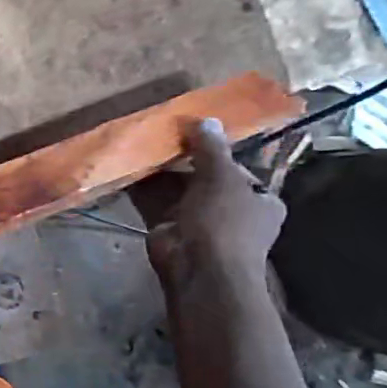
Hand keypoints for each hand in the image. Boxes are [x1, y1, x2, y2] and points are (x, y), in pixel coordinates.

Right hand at [145, 118, 286, 294]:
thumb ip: (212, 147)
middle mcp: (230, 210)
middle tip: (163, 130)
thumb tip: (208, 118)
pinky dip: (141, 184)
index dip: (218, 149)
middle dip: (183, 157)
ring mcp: (197, 220)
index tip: (195, 129)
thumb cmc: (224, 221)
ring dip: (160, 168)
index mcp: (258, 199)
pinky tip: (128, 162)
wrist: (198, 269)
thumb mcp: (223, 176)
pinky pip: (154, 199)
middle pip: (204, 175)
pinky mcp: (167, 226)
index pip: (238, 167)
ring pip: (176, 186)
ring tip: (142, 139)